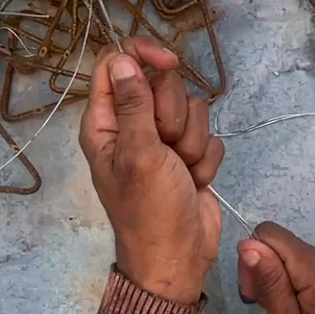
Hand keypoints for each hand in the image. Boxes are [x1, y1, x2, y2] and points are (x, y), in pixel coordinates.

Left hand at [79, 37, 224, 303]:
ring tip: (181, 171)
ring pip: (191, 108)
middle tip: (166, 147)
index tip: (169, 62)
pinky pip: (208, 134)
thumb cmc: (149, 210)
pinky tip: (194, 181)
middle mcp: (132, 125)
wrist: (179, 258)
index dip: (143, 55)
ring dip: (192, 141)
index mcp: (106, 122)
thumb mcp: (138, 154)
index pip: (116, 64)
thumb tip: (123, 59)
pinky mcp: (190, 153)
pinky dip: (206, 158)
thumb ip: (133, 104)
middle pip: (162, 83)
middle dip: (174, 114)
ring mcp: (163, 139)